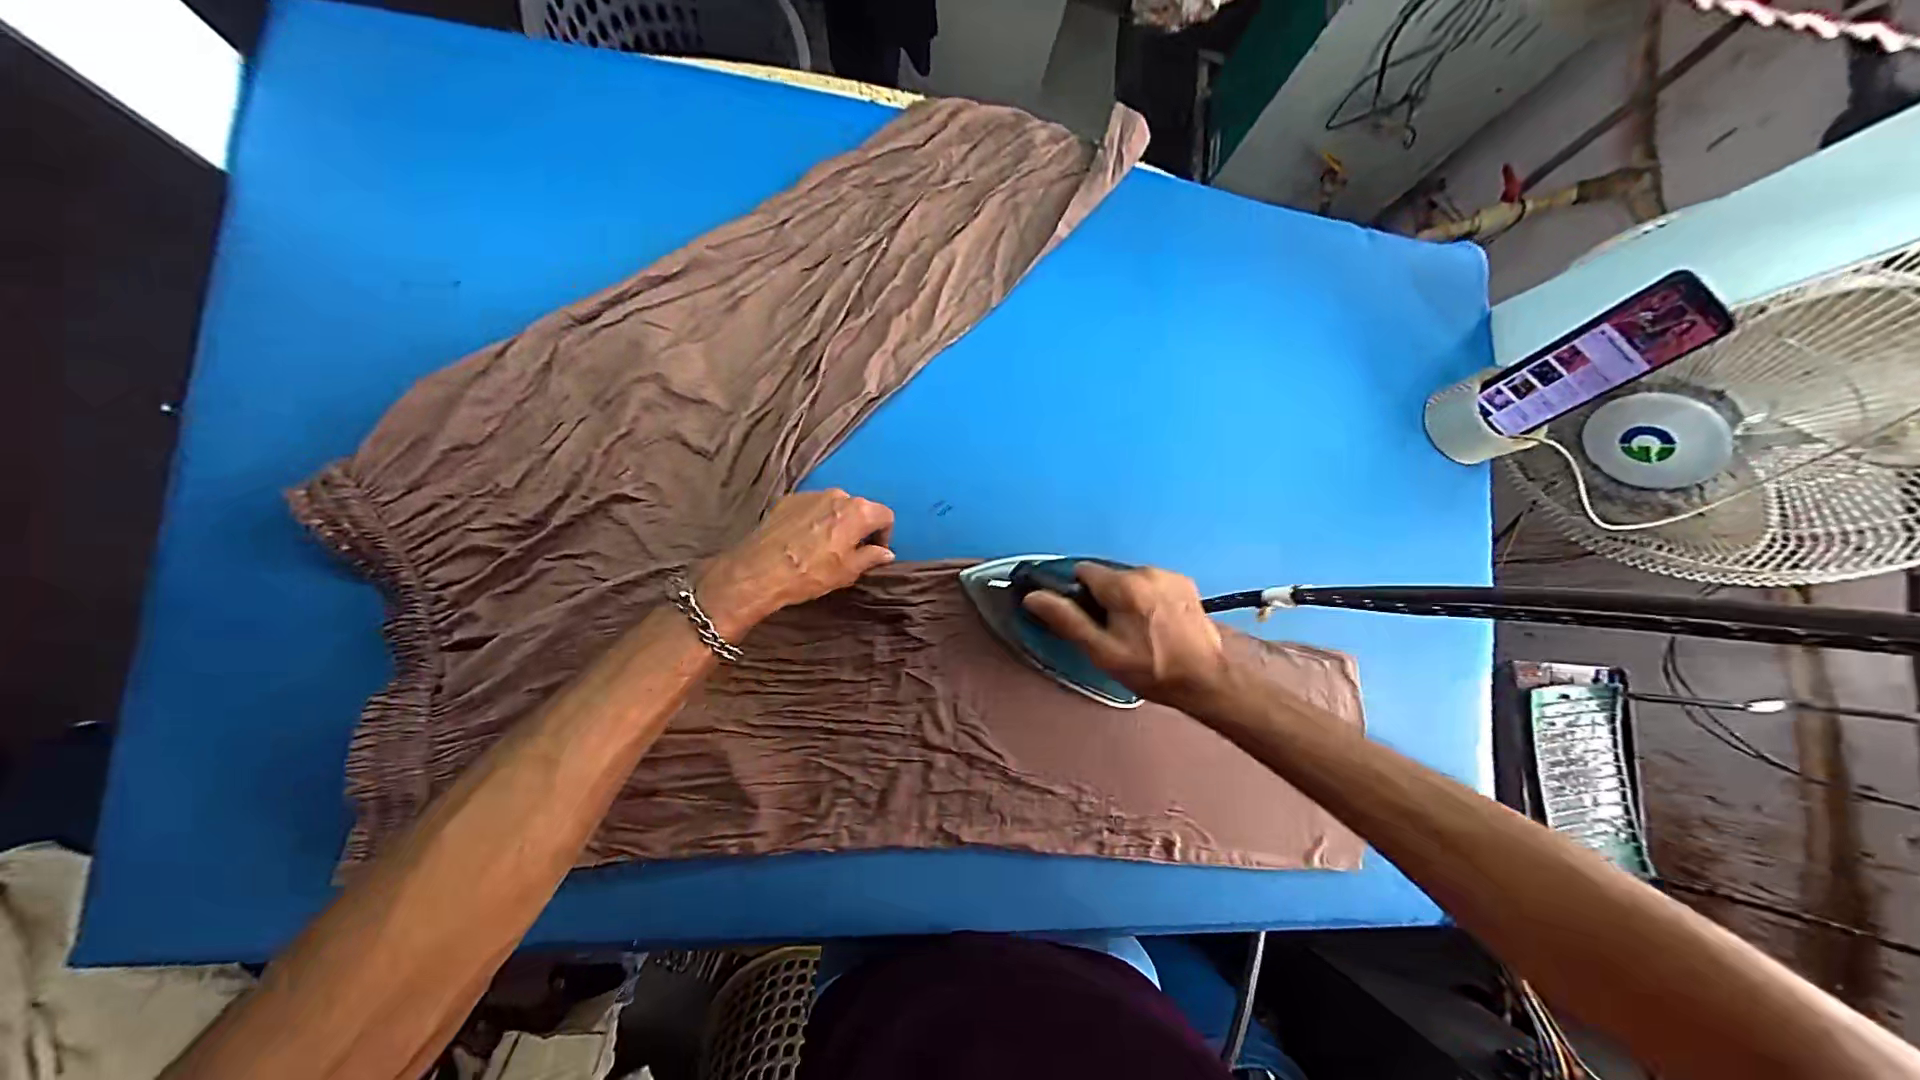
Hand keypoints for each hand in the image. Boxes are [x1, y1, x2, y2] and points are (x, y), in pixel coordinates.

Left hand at [696, 490, 895, 636]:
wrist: (759, 571)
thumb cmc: (811, 573)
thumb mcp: (848, 571)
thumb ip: (871, 557)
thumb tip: (885, 552)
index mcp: (857, 511)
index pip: (885, 515)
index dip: (884, 535)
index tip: (875, 552)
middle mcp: (837, 495)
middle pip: (859, 508)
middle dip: (859, 528)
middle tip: (850, 552)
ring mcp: (810, 495)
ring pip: (833, 506)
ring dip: (836, 522)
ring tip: (823, 547)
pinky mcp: (788, 500)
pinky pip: (811, 507)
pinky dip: (814, 520)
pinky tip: (803, 541)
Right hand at [1021, 563, 1229, 711]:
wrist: (1207, 680)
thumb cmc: (1152, 670)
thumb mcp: (1101, 652)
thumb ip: (1066, 620)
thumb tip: (1034, 597)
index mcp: (1124, 585)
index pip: (1082, 571)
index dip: (1078, 595)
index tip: (1088, 619)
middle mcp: (1147, 572)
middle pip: (1107, 577)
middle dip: (1103, 599)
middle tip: (1113, 632)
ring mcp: (1169, 576)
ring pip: (1129, 580)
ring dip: (1125, 599)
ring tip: (1137, 632)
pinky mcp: (1184, 584)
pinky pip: (1151, 584)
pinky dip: (1146, 599)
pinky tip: (1155, 625)